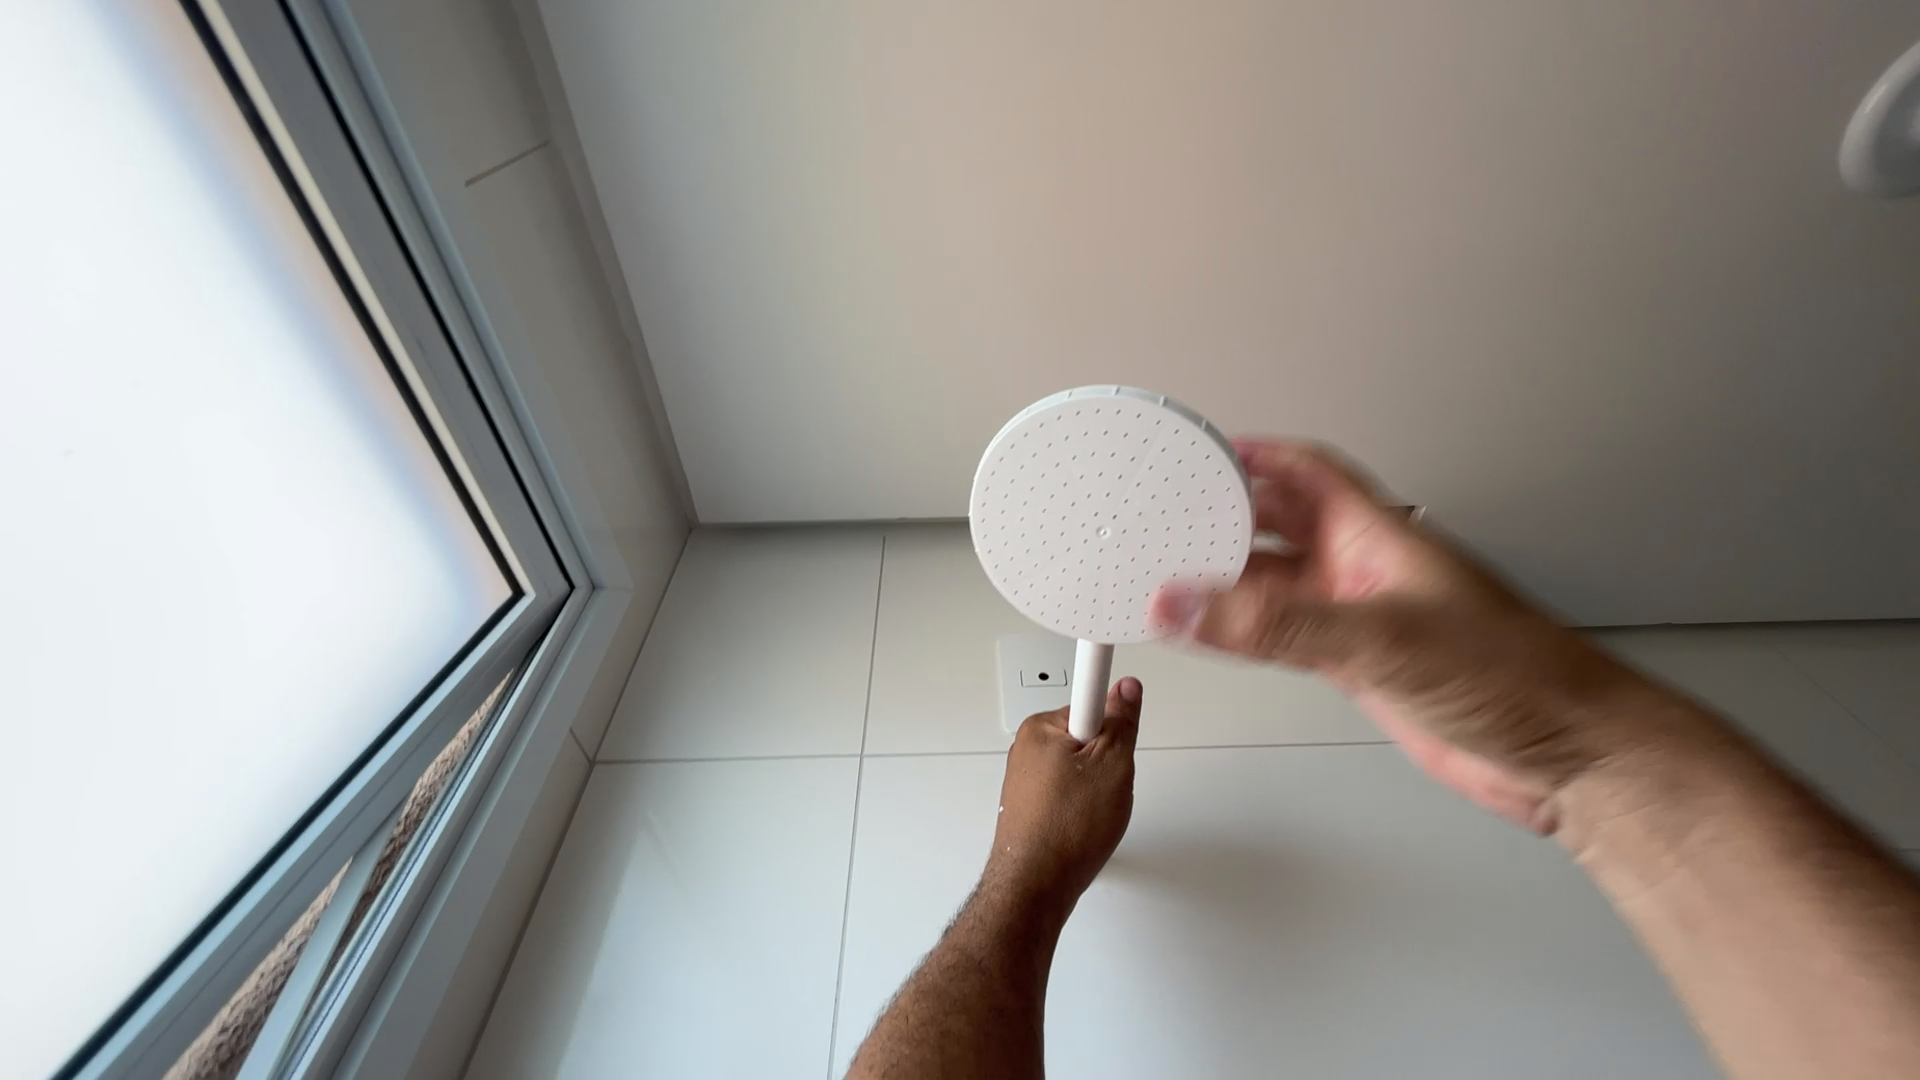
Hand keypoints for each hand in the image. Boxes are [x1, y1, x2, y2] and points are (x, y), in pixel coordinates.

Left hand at [986, 678, 1142, 916]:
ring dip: (1095, 785)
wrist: (1035, 885)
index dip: (1113, 717)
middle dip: (1107, 759)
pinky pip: (1066, 789)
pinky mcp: (1029, 801)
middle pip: (1086, 734)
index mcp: (1041, 726)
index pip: (1089, 700)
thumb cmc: (1066, 829)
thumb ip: (1122, 721)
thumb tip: (1125, 687)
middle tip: (1108, 785)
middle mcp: (1027, 745)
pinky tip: (1081, 824)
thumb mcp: (1113, 765)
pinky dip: (1079, 803)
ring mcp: (1025, 775)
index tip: (1123, 717)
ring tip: (1092, 812)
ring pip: (1078, 765)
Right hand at [1150, 439, 1663, 834]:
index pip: (1305, 473)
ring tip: (1170, 577)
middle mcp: (1359, 569)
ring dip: (1222, 582)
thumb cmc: (1518, 675)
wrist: (1569, 757)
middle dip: (1224, 517)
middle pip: (1276, 525)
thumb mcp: (1384, 636)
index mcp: (1377, 534)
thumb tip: (1189, 606)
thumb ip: (1277, 623)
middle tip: (1169, 518)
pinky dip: (1235, 633)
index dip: (1255, 456)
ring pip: (1268, 585)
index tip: (1203, 453)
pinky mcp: (1350, 663)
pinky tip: (1205, 633)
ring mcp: (1352, 617)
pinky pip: (1274, 637)